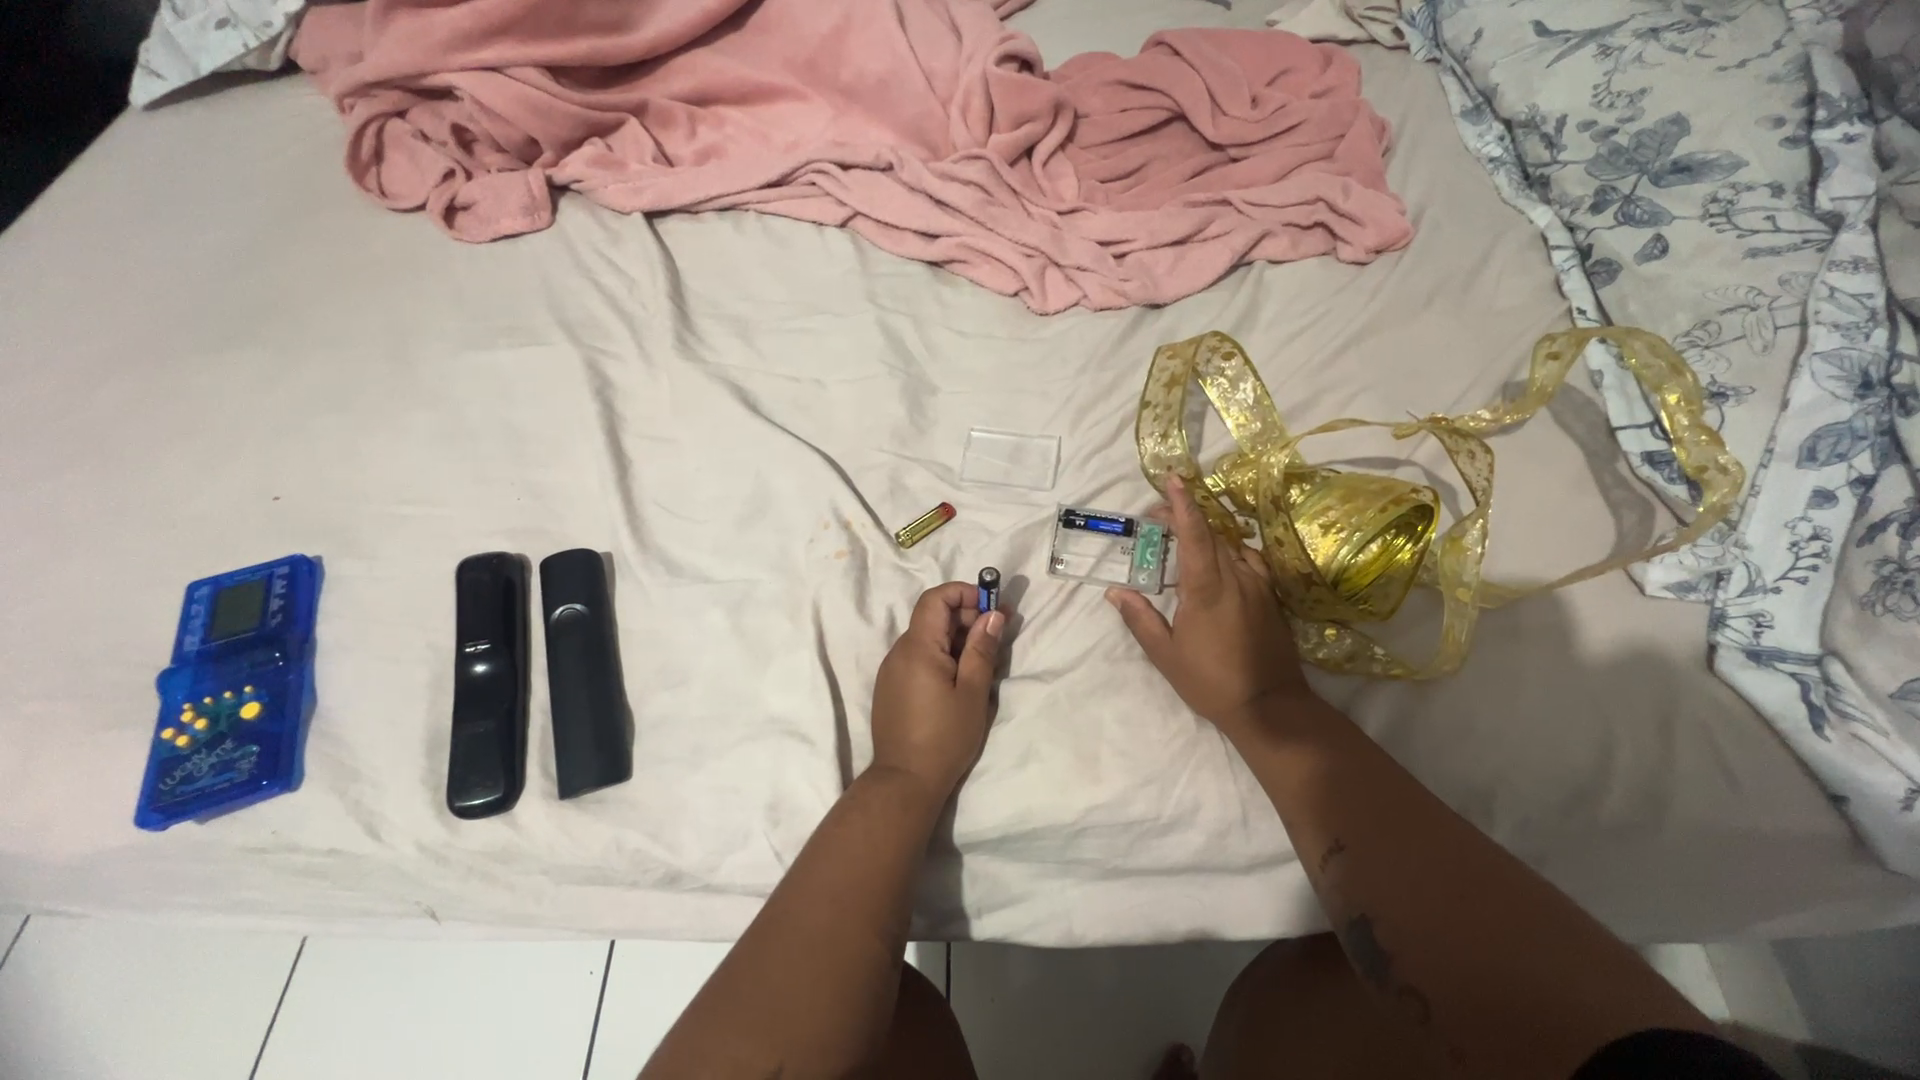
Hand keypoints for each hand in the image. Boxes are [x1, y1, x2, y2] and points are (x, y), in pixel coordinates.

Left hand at [869, 582, 1006, 801]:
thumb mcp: (972, 692)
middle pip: (932, 617)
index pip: (935, 599)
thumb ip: (982, 649)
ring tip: (984, 660)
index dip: (964, 593)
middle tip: (998, 634)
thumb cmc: (944, 737)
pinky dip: (942, 656)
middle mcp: (899, 652)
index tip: (991, 608)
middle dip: (966, 617)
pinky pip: (918, 658)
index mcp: (917, 647)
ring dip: (956, 638)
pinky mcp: (892, 687)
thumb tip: (993, 615)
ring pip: (926, 638)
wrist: (905, 781)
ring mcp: (892, 670)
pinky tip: (961, 679)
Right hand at [1107, 474, 1315, 735]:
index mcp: (1207, 588)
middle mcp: (1236, 578)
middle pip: (1212, 533)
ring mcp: (1258, 586)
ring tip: (1184, 537)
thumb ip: (1140, 619)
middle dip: (1185, 517)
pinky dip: (1229, 551)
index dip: (1183, 504)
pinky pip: (1249, 561)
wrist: (1270, 705)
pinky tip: (1219, 562)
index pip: (1195, 534)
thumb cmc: (1211, 682)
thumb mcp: (1166, 655)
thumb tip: (1115, 592)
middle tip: (1156, 518)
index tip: (1173, 479)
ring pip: (1232, 546)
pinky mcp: (1270, 598)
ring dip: (1208, 534)